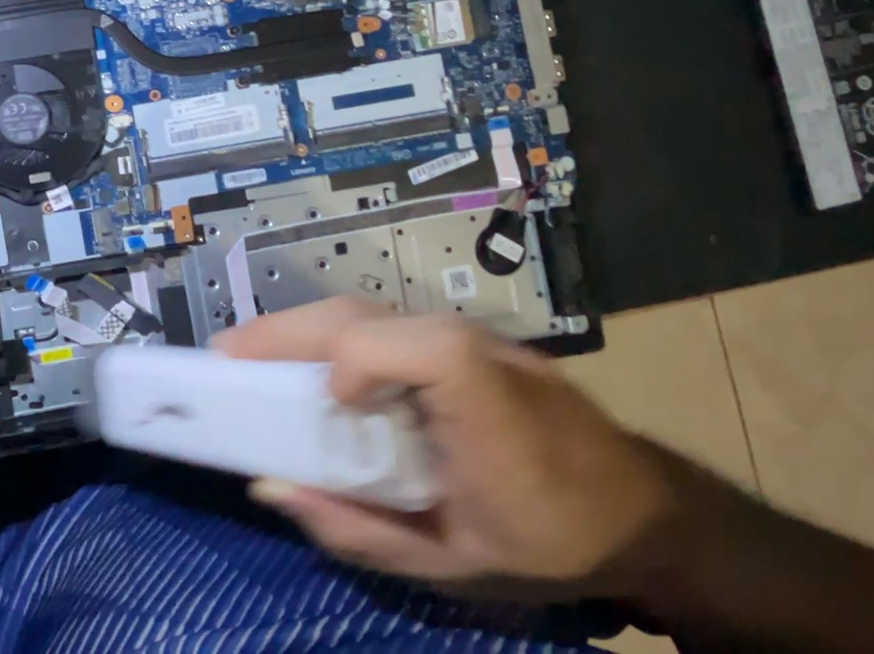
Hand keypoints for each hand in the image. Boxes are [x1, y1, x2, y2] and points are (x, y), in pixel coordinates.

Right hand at [214, 297, 673, 592]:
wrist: (648, 518)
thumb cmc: (552, 545)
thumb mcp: (454, 564)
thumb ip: (359, 530)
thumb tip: (269, 486)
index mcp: (492, 412)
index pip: (425, 350)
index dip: (362, 362)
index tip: (332, 405)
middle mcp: (478, 354)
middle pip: (366, 314)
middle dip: (288, 331)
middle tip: (225, 358)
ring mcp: (471, 338)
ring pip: (367, 310)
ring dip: (300, 329)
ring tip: (251, 355)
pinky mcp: (463, 339)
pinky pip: (383, 324)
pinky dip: (330, 335)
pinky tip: (305, 360)